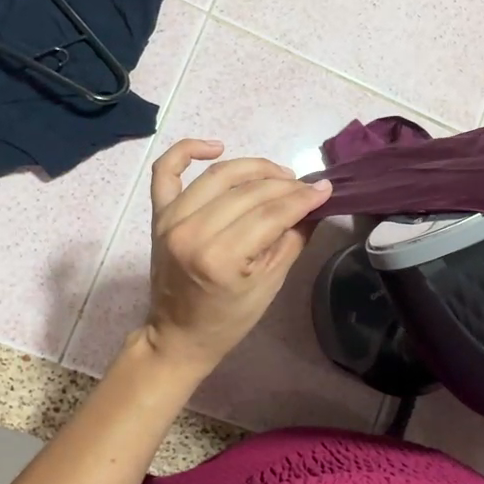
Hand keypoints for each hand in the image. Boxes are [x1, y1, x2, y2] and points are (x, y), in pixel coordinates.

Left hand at [137, 139, 332, 373]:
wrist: (178, 336)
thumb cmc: (228, 319)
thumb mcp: (270, 284)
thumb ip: (292, 239)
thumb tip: (314, 203)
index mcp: (220, 258)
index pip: (270, 213)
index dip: (302, 198)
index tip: (325, 188)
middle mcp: (192, 232)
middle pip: (248, 191)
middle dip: (284, 184)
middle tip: (306, 186)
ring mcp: (171, 220)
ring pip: (218, 176)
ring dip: (253, 167)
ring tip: (278, 174)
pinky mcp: (158, 215)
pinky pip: (166, 170)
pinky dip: (187, 150)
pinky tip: (216, 146)